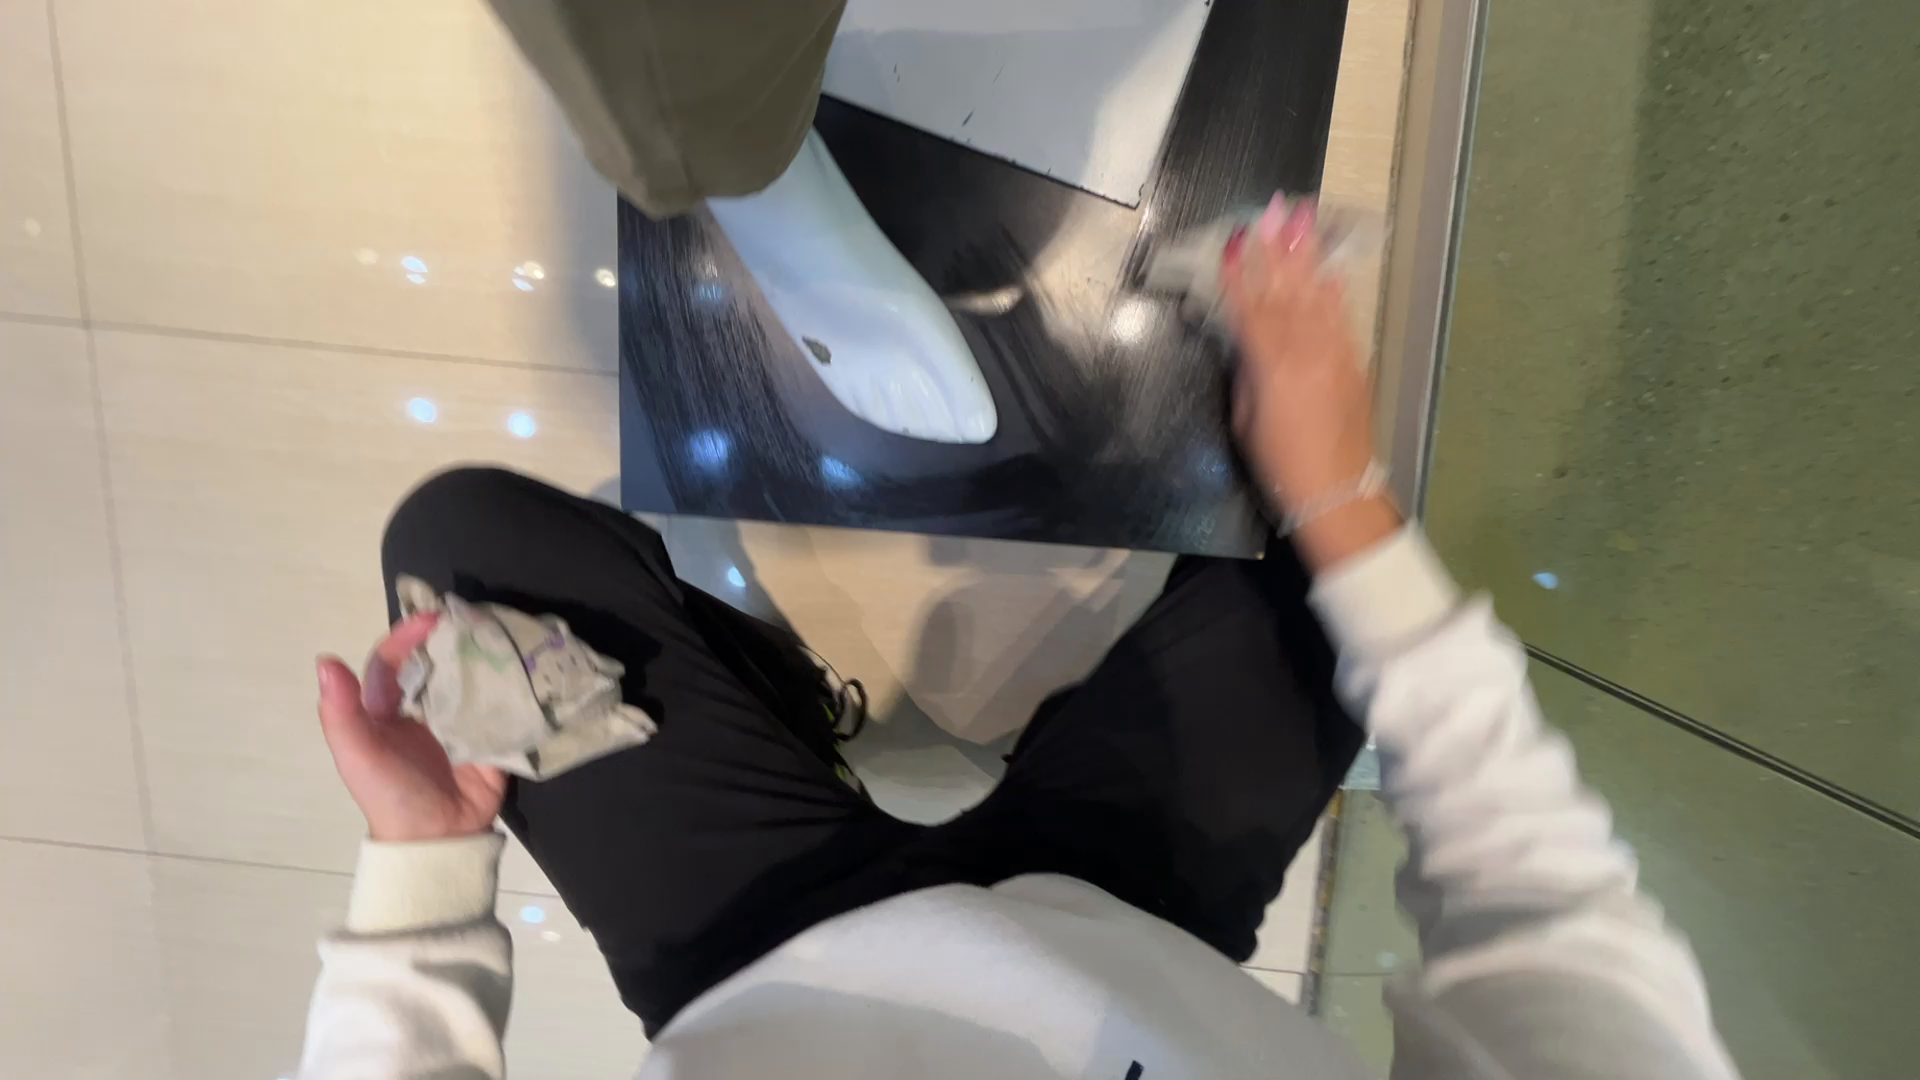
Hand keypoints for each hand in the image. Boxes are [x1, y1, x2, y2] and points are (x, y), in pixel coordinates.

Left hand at [317, 614, 506, 842]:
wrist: (440, 834)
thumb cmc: (391, 794)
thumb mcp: (358, 755)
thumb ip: (341, 713)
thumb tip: (325, 660)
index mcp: (387, 709)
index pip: (394, 661)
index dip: (408, 636)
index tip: (435, 618)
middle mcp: (425, 705)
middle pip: (438, 659)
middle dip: (455, 636)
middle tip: (479, 619)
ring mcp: (462, 714)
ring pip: (472, 673)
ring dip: (486, 652)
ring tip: (505, 635)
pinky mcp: (495, 726)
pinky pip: (504, 696)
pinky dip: (513, 678)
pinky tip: (526, 662)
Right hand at [1224, 196, 1400, 569]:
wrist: (1336, 488)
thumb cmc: (1277, 463)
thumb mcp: (1245, 420)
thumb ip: (1247, 374)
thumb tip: (1246, 344)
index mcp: (1272, 367)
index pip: (1249, 309)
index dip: (1237, 273)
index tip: (1231, 239)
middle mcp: (1307, 349)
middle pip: (1287, 290)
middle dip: (1278, 247)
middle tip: (1274, 207)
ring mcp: (1335, 351)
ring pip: (1316, 294)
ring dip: (1306, 255)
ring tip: (1300, 219)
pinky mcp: (1353, 360)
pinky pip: (1339, 315)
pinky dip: (1331, 288)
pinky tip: (1326, 268)